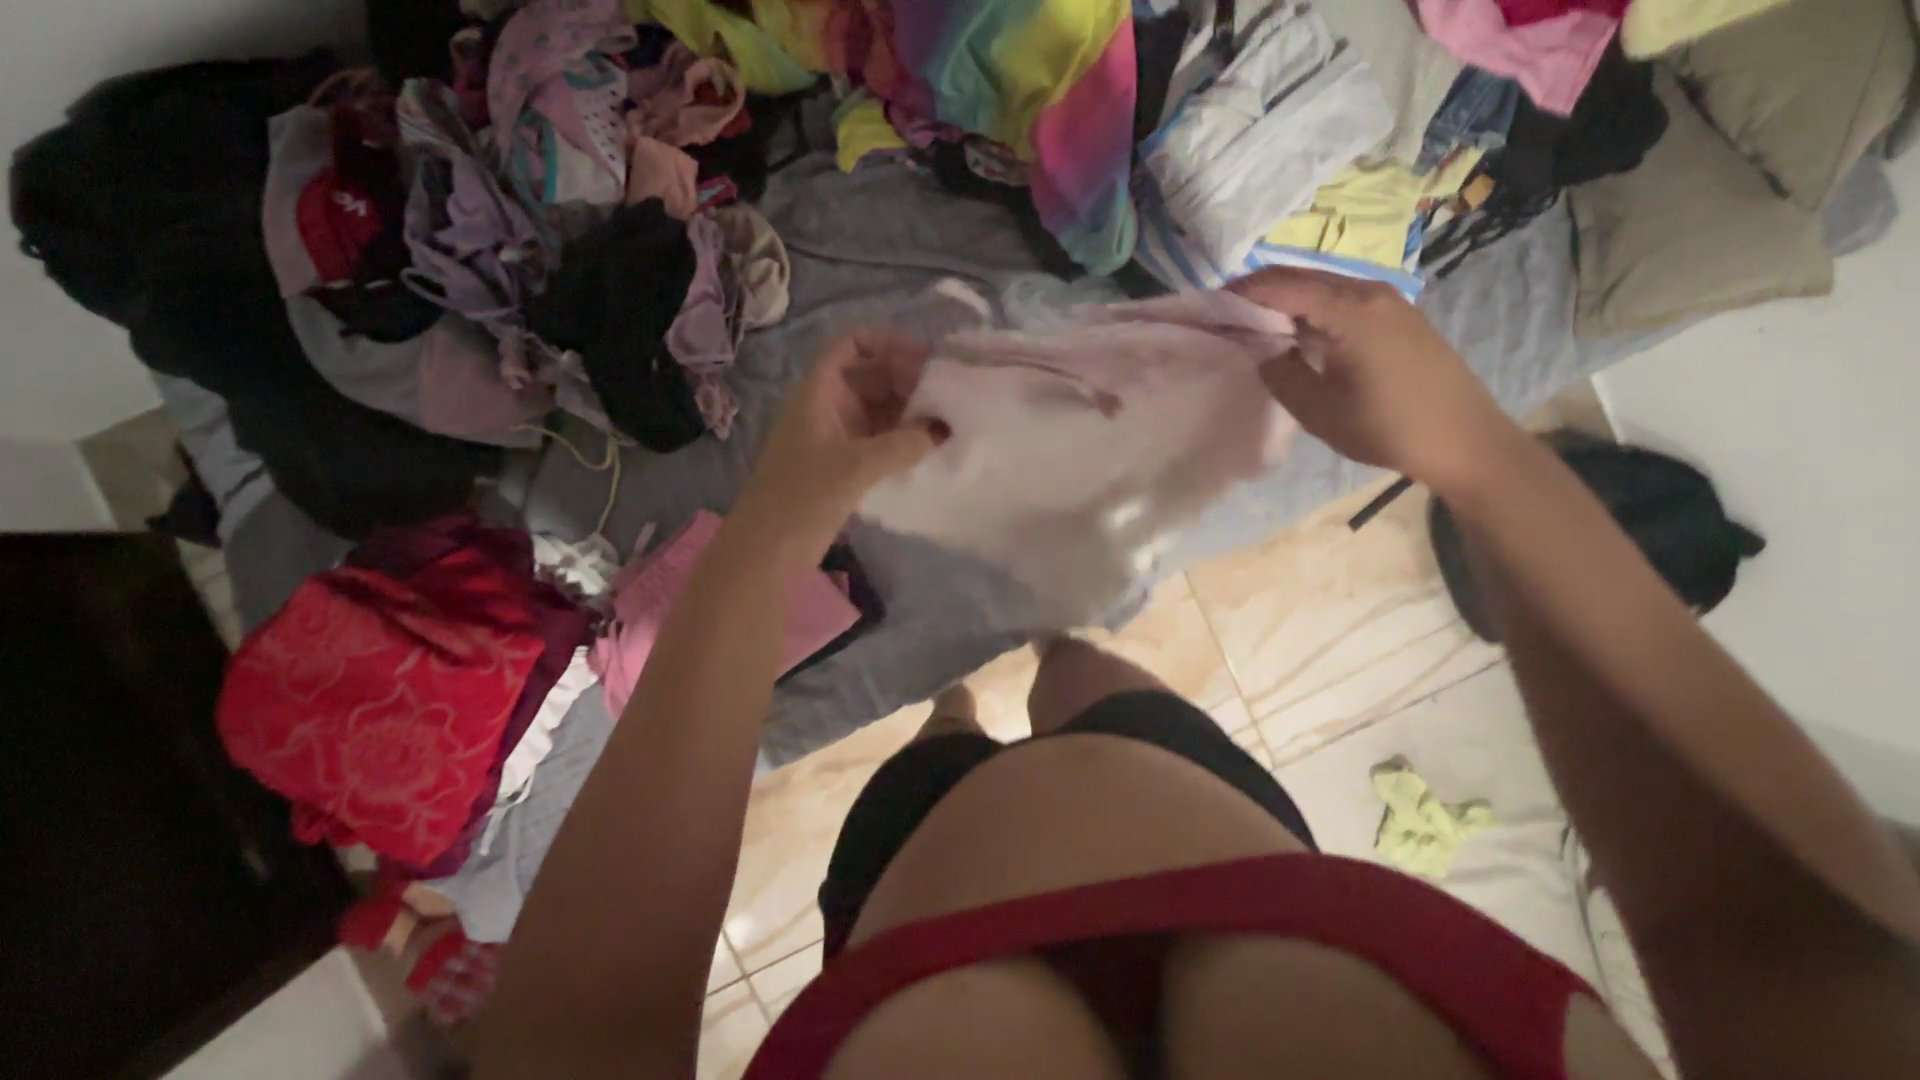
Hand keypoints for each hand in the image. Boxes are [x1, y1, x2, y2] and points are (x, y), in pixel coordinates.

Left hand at [732, 332, 944, 559]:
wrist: (766, 552)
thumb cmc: (802, 498)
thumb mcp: (856, 466)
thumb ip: (904, 443)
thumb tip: (944, 429)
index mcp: (819, 392)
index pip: (851, 345)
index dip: (887, 344)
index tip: (927, 361)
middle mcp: (828, 407)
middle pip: (872, 376)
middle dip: (909, 381)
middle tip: (950, 396)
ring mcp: (836, 438)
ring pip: (879, 409)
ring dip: (911, 412)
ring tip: (949, 421)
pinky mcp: (844, 467)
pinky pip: (880, 439)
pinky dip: (904, 438)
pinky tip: (931, 448)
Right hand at [1228, 268, 1522, 494]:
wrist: (1464, 440)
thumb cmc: (1387, 428)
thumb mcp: (1318, 409)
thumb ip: (1279, 371)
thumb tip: (1257, 347)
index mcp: (1349, 310)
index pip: (1281, 286)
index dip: (1240, 294)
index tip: (1207, 309)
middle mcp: (1370, 292)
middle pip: (1301, 276)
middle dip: (1258, 290)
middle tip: (1223, 313)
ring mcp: (1389, 300)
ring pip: (1322, 284)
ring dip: (1285, 297)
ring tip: (1252, 323)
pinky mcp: (1398, 315)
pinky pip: (1342, 297)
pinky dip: (1310, 306)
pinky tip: (1296, 332)